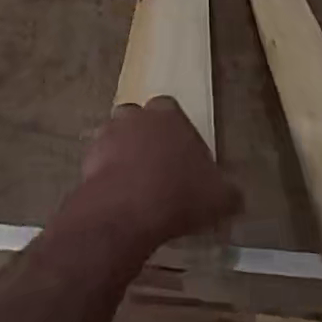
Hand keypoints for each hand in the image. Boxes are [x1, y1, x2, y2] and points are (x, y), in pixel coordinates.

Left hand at [75, 97, 241, 251]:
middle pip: (138, 119)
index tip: (181, 154)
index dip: (175, 130)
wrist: (125, 212)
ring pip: (113, 139)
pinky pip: (96, 166)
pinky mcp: (85, 162)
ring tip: (133, 186)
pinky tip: (116, 202)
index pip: (170, 108)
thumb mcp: (219, 197)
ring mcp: (106, 137)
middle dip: (144, 138)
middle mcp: (136, 116)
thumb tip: (236, 198)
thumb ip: (228, 192)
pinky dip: (104, 178)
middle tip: (155, 168)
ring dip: (121, 156)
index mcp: (169, 114)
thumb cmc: (179, 193)